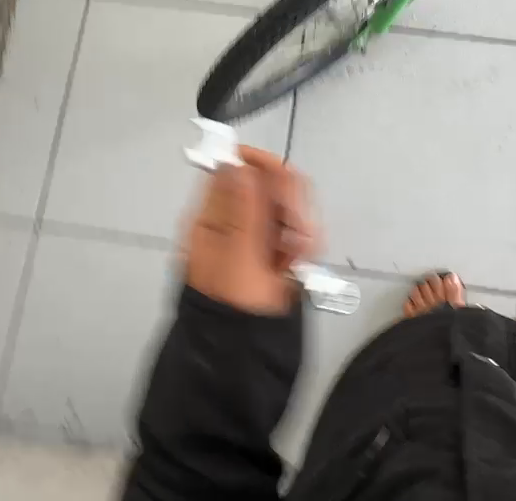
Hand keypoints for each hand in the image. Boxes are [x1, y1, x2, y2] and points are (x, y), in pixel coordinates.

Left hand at [183, 147, 318, 314]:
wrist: (242, 351)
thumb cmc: (231, 307)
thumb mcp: (236, 256)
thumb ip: (241, 207)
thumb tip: (237, 162)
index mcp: (212, 216)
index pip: (234, 166)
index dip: (260, 164)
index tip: (284, 180)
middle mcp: (232, 219)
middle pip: (266, 181)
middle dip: (288, 199)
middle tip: (296, 225)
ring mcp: (254, 233)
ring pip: (285, 203)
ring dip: (300, 221)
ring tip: (300, 251)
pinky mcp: (274, 248)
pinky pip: (295, 227)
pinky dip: (303, 239)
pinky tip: (301, 259)